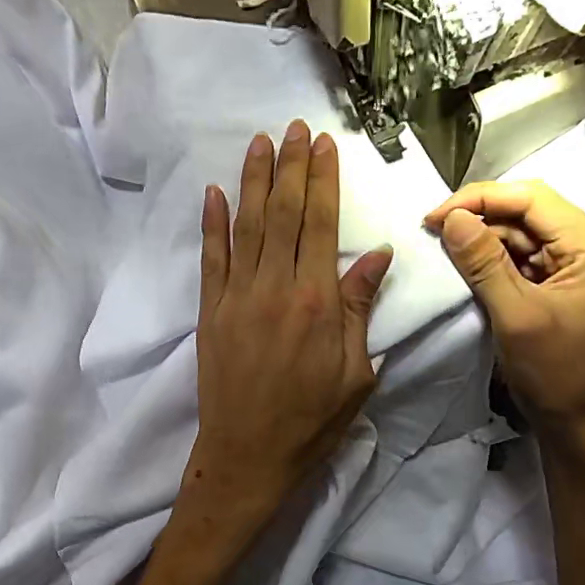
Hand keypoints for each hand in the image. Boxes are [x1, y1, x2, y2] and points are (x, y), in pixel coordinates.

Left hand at [189, 120, 393, 514]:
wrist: (247, 456)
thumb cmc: (311, 422)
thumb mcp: (354, 374)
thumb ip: (359, 310)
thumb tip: (375, 256)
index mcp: (316, 303)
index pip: (319, 225)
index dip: (322, 181)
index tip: (324, 145)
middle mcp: (274, 289)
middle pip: (282, 214)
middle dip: (290, 167)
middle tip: (296, 127)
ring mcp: (235, 299)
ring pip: (246, 227)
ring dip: (253, 181)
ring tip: (260, 142)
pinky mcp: (209, 314)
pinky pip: (210, 260)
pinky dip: (212, 224)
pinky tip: (213, 192)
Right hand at [424, 180, 584, 432]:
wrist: (574, 420)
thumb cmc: (553, 371)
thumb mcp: (515, 314)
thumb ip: (483, 262)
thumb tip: (451, 218)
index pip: (533, 199)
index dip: (482, 199)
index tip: (436, 216)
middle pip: (528, 211)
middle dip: (479, 216)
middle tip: (433, 228)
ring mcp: (575, 263)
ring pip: (521, 232)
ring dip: (482, 236)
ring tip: (442, 244)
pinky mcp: (559, 281)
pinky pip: (521, 255)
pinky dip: (491, 256)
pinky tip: (463, 260)